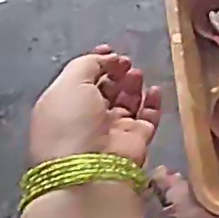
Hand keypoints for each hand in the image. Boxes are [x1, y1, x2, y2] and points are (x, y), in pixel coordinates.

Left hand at [28, 45, 163, 165]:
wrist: (90, 167)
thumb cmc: (72, 122)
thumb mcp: (69, 84)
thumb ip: (87, 64)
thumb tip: (106, 58)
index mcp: (65, 104)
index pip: (83, 79)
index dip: (97, 62)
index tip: (110, 51)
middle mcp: (88, 117)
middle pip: (107, 88)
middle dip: (116, 71)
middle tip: (125, 63)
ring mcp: (114, 128)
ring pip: (128, 100)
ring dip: (133, 84)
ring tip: (136, 74)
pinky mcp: (137, 138)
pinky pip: (149, 115)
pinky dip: (153, 101)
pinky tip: (153, 89)